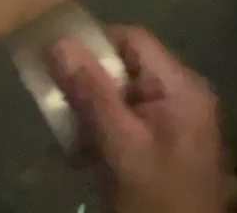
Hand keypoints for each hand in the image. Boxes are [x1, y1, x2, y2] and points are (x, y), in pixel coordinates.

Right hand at [50, 27, 228, 212]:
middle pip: (123, 68)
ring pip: (119, 97)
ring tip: (66, 136)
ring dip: (88, 113)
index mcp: (180, 87)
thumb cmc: (158, 198)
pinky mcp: (162, 147)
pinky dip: (100, 134)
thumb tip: (57, 40)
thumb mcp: (121, 146)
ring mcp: (172, 123)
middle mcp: (180, 96)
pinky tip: (80, 156)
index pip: (131, 40)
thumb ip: (90, 93)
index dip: (93, 44)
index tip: (56, 62)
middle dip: (86, 84)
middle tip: (55, 103)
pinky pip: (124, 123)